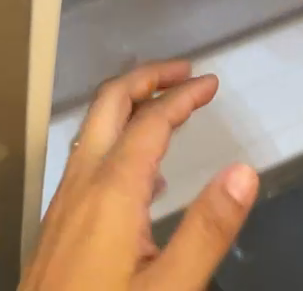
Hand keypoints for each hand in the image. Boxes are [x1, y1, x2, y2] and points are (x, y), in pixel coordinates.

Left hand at [22, 61, 258, 290]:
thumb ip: (207, 230)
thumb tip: (243, 169)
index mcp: (112, 189)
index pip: (151, 120)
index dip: (183, 95)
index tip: (212, 84)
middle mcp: (83, 181)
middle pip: (109, 102)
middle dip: (147, 78)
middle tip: (185, 73)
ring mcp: (65, 200)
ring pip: (94, 127)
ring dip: (130, 104)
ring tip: (168, 107)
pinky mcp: (59, 223)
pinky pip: (89, 158)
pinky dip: (118, 139)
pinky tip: (142, 175)